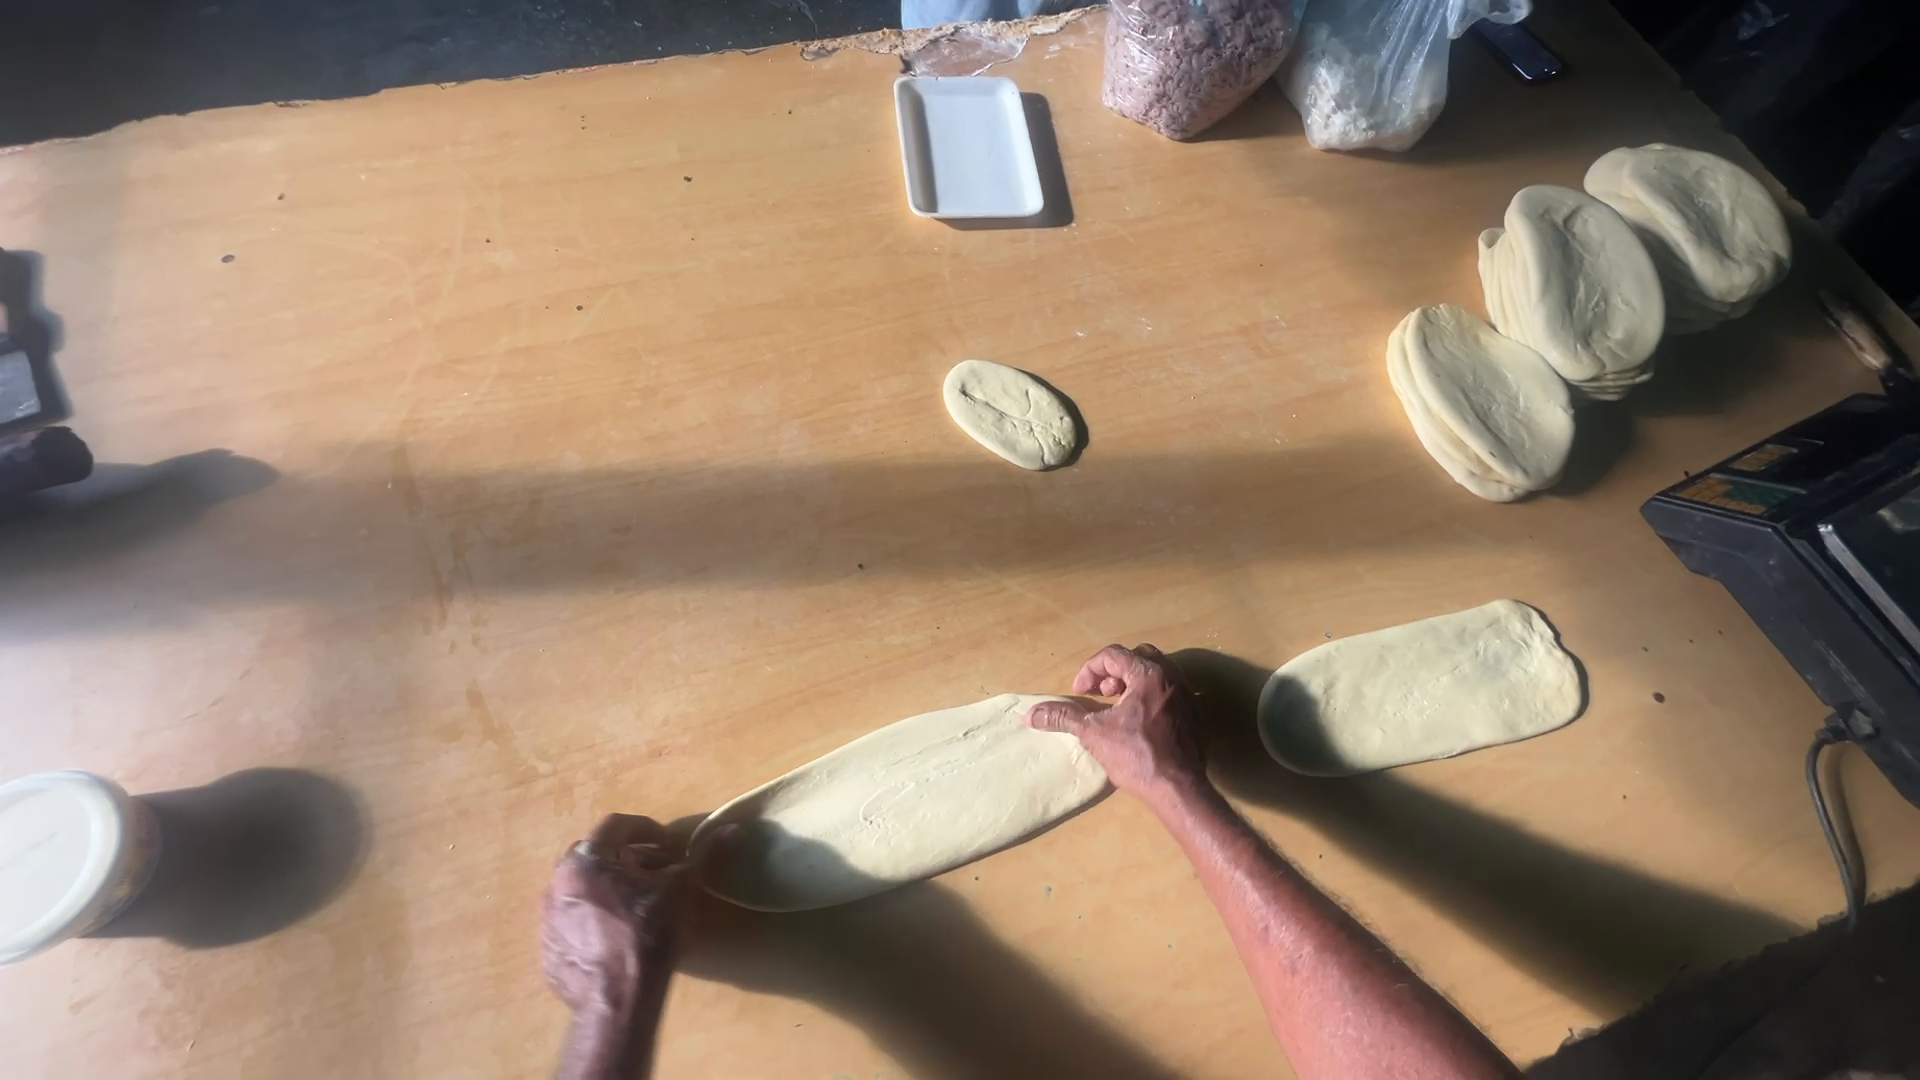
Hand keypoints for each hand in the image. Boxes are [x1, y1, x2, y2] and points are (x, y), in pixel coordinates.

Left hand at [540, 814, 731, 1015]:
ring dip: (606, 889)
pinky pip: (571, 925)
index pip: (614, 826)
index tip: (666, 842)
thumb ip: (706, 854)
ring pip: (578, 891)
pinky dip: (593, 921)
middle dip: (623, 857)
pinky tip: (618, 936)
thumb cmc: (649, 932)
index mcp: (586, 862)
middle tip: (652, 870)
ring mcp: (548, 924)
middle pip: (592, 856)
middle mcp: (558, 886)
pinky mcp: (549, 956)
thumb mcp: (683, 887)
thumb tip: (733, 830)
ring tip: (636, 904)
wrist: (619, 1001)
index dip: (644, 828)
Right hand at [1027, 643, 1207, 800]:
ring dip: (1131, 683)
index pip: (1113, 655)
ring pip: (1155, 674)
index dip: (1090, 670)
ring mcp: (1188, 695)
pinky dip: (1150, 697)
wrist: (1179, 789)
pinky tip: (1139, 722)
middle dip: (1113, 672)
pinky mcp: (1196, 714)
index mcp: (1149, 674)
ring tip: (1117, 707)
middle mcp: (1172, 677)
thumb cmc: (1136, 756)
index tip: (1079, 691)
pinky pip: (1170, 692)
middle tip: (1100, 693)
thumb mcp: (1094, 733)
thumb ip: (1063, 717)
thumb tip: (1031, 715)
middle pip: (1137, 657)